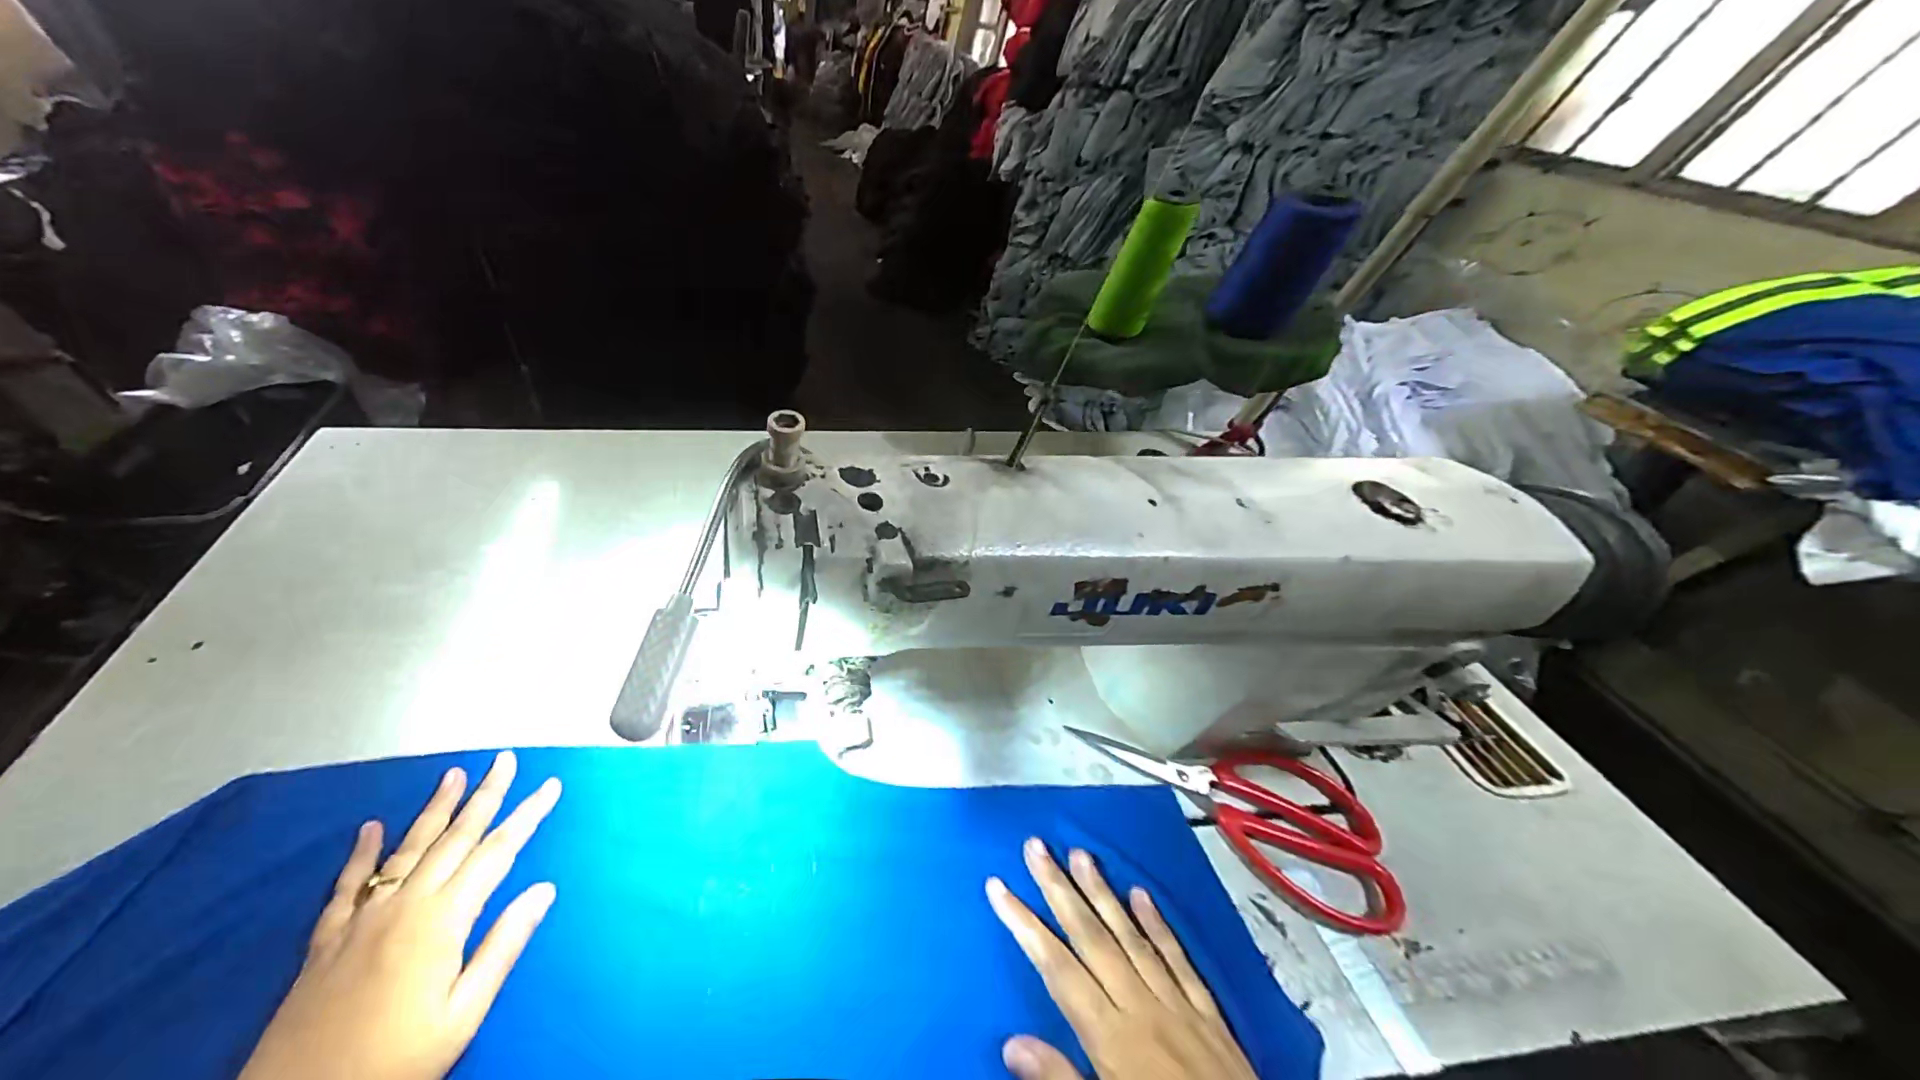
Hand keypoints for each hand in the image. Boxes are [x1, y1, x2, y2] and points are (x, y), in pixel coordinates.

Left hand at [240, 751, 561, 1079]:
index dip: (526, 816)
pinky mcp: (325, 941)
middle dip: (485, 796)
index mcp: (441, 921)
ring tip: (454, 775)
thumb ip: (503, 946)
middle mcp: (402, 907)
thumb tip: (544, 890)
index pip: (496, 854)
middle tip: (504, 760)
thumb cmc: (396, 1061)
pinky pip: (348, 885)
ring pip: (406, 850)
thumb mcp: (463, 1013)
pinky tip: (372, 828)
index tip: (550, 786)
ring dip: (434, 809)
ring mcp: (360, 920)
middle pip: (454, 839)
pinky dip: (362, 854)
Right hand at [987, 838, 1257, 1079]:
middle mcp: (1140, 1006)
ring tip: (1080, 854)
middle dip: (1058, 889)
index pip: (1056, 966)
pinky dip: (1159, 925)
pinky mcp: (1207, 1011)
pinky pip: (1179, 958)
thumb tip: (1012, 1042)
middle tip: (1036, 848)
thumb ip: (1059, 1078)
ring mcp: (1176, 1003)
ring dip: (1102, 893)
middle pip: (1090, 936)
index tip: (999, 888)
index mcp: (1110, 1036)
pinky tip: (1141, 894)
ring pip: (1131, 936)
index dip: (1024, 924)